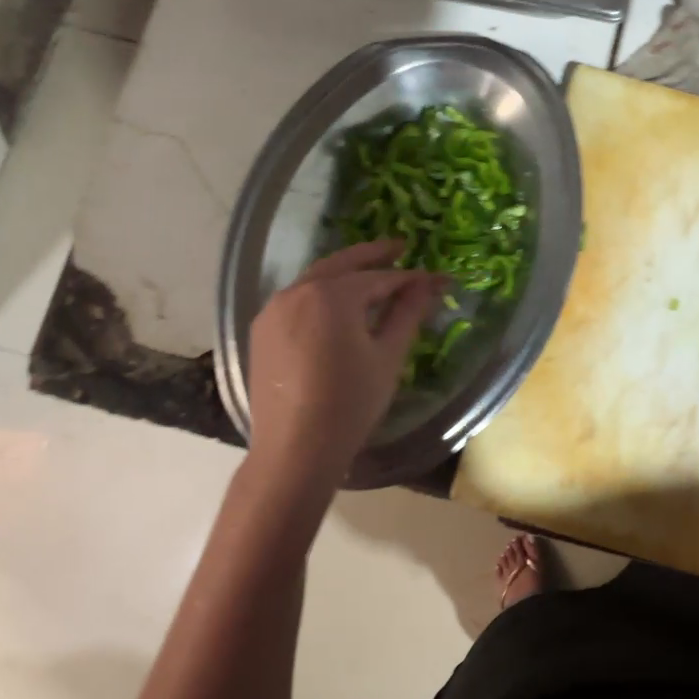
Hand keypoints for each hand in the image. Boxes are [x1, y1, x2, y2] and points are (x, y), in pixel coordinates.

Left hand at [246, 240, 440, 483]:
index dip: (411, 278)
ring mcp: (273, 309)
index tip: (437, 279)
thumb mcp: (387, 357)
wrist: (295, 450)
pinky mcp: (261, 330)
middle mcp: (297, 291)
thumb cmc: (349, 403)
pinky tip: (335, 307)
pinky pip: (296, 300)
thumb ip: (407, 314)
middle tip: (400, 248)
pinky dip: (320, 294)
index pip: (380, 277)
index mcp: (331, 294)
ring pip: (315, 279)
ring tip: (370, 276)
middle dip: (373, 255)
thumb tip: (429, 284)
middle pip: (341, 264)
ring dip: (344, 274)